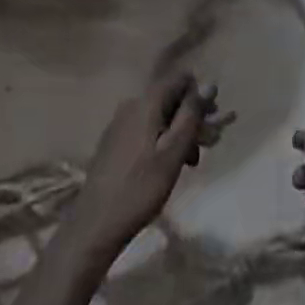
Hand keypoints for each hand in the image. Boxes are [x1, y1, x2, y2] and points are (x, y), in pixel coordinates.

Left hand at [70, 72, 231, 252]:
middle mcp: (131, 105)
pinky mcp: (114, 142)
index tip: (210, 121)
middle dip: (192, 117)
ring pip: (160, 116)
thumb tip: (210, 84)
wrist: (94, 227)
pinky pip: (146, 129)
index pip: (181, 78)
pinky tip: (168, 166)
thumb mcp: (174, 152)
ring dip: (179, 132)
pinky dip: (163, 140)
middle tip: (207, 145)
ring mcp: (119, 124)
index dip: (200, 95)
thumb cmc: (140, 188)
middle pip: (171, 97)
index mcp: (146, 103)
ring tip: (191, 162)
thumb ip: (192, 115)